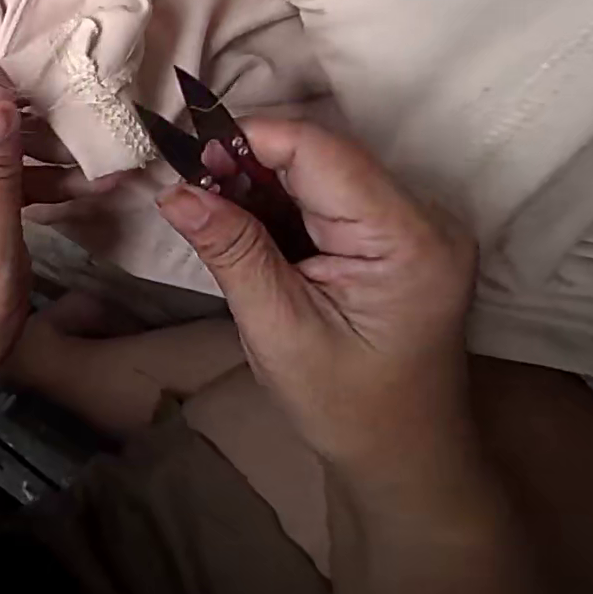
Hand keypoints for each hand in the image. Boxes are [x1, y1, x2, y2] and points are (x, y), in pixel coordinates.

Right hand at [155, 119, 477, 479]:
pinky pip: (318, 192)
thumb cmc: (344, 403)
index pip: (321, 152)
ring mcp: (406, 222)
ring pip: (313, 168)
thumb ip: (229, 250)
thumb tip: (173, 192)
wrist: (401, 454)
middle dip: (244, 162)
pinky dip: (269, 200)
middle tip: (190, 191)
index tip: (189, 162)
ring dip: (252, 181)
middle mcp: (419, 216)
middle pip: (318, 154)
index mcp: (406, 239)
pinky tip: (240, 224)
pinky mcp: (386, 232)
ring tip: (209, 210)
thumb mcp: (276, 327)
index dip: (249, 140)